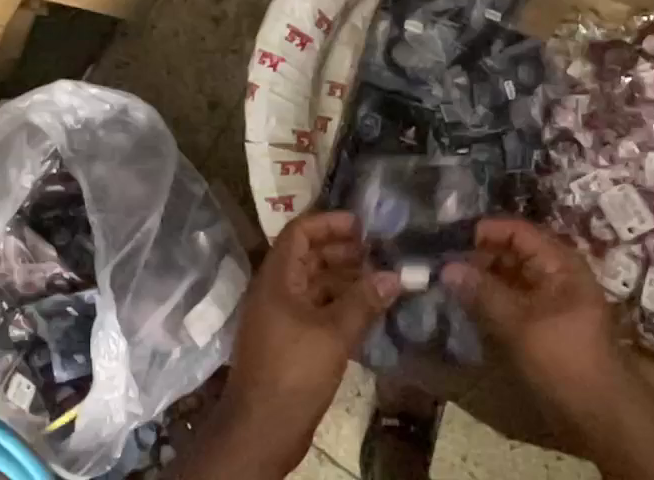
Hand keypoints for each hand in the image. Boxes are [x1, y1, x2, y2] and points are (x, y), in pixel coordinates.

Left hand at [182, 212, 396, 478]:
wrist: (260, 431)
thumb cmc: (293, 371)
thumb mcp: (333, 333)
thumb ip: (363, 301)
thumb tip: (394, 276)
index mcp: (276, 278)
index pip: (299, 232)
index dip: (329, 223)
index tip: (362, 225)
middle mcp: (274, 291)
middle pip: (308, 257)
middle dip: (342, 252)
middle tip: (379, 253)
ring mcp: (280, 318)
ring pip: (314, 285)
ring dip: (344, 280)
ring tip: (381, 280)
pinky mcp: (288, 342)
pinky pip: (315, 311)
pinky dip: (339, 306)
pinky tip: (367, 312)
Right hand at [441, 218, 626, 408]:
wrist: (601, 415)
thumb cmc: (565, 359)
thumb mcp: (520, 324)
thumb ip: (483, 292)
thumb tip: (446, 268)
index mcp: (559, 263)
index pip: (517, 231)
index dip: (484, 231)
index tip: (448, 240)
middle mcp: (554, 274)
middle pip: (511, 252)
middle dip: (477, 256)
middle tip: (441, 265)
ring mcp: (548, 299)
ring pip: (508, 277)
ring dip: (480, 279)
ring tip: (446, 283)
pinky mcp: (540, 323)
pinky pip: (510, 300)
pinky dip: (489, 300)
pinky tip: (464, 305)